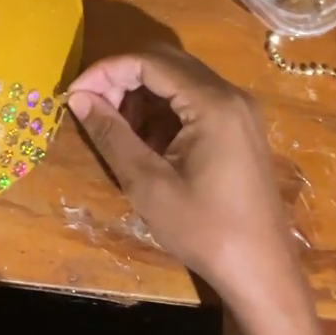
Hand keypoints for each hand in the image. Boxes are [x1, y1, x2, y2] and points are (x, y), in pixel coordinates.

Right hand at [65, 47, 294, 304]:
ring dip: (140, 96)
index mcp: (213, 103)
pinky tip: (145, 143)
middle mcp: (230, 95)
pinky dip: (162, 111)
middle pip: (165, 63)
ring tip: (114, 129)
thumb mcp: (147, 183)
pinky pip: (193, 101)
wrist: (262, 273)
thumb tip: (78, 98)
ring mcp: (239, 111)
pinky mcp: (238, 128)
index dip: (106, 71)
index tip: (74, 95)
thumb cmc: (204, 230)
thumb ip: (111, 134)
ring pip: (178, 80)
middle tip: (90, 107)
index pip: (149, 62)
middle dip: (121, 79)